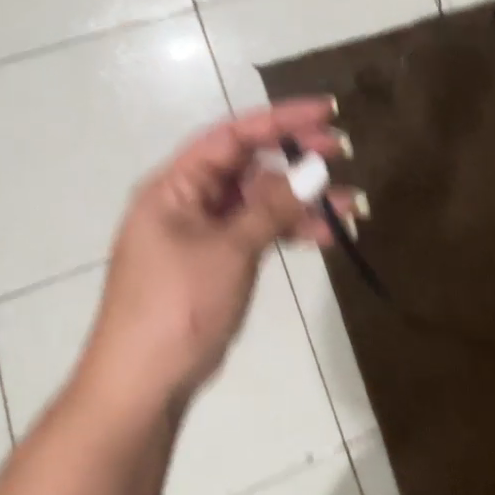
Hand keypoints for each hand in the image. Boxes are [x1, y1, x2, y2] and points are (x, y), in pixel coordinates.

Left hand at [76, 99, 359, 413]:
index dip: (281, 120)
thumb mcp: (229, 250)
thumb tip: (316, 169)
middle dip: (298, 161)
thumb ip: (273, 207)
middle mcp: (188, 201)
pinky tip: (327, 236)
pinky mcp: (218, 262)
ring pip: (262, 202)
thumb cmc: (177, 306)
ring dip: (304, 202)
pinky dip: (291, 231)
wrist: (143, 382)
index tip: (327, 113)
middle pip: (250, 166)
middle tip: (343, 154)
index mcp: (175, 187)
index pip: (232, 136)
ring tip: (351, 207)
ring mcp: (204, 233)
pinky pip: (261, 232)